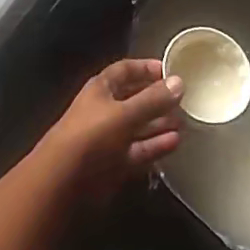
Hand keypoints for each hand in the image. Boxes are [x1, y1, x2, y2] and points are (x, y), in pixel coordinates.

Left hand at [37, 58, 185, 204]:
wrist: (64, 180)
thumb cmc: (92, 134)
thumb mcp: (124, 113)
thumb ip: (152, 99)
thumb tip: (179, 82)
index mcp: (101, 88)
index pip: (126, 70)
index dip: (146, 68)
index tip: (170, 70)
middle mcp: (105, 109)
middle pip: (135, 98)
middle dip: (157, 99)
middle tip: (184, 99)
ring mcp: (110, 137)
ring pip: (139, 126)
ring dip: (160, 123)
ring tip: (185, 121)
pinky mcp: (115, 163)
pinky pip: (139, 149)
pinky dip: (155, 145)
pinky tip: (175, 142)